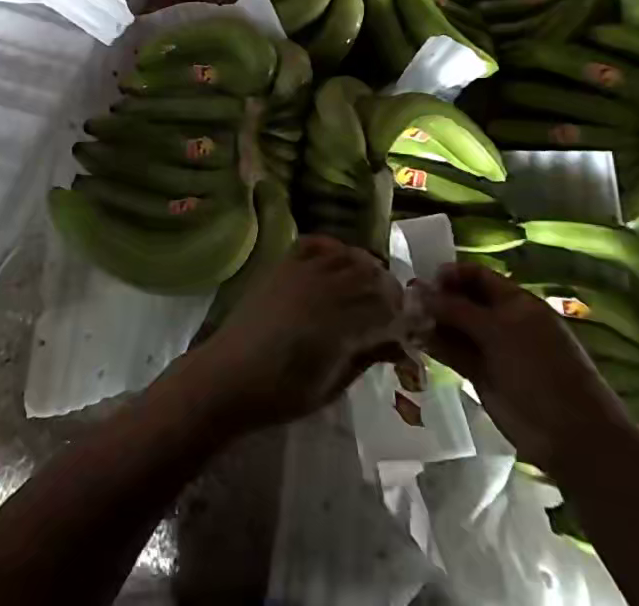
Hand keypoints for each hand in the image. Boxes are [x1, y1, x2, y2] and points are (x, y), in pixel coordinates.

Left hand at [186, 235, 405, 430]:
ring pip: (349, 256)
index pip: (388, 310)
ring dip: (367, 270)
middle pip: (374, 277)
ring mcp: (303, 272)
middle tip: (393, 313)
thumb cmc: (281, 394)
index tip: (411, 331)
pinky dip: (335, 249)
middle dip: (390, 294)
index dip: (404, 320)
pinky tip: (340, 264)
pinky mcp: (284, 266)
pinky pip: (317, 244)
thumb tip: (397, 344)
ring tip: (369, 289)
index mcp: (341, 323)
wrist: (227, 378)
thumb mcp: (332, 385)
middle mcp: (326, 288)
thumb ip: (366, 358)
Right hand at [417, 262, 629, 471]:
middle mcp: (502, 321)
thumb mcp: (499, 331)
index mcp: (515, 301)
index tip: (423, 277)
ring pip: (456, 328)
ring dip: (432, 322)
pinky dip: (436, 346)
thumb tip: (420, 291)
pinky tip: (413, 341)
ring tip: (401, 320)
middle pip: (464, 301)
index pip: (478, 276)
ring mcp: (492, 349)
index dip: (452, 274)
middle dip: (436, 298)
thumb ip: (458, 310)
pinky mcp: (482, 376)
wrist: (568, 431)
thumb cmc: (540, 369)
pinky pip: (455, 354)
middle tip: (403, 300)